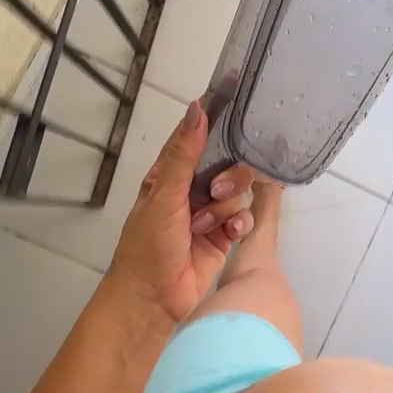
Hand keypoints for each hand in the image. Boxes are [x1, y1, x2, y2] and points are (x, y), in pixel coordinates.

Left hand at [107, 100, 260, 322]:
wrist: (154, 297)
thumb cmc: (148, 245)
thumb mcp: (164, 195)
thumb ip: (185, 154)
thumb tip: (198, 107)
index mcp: (170, 174)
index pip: (194, 136)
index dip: (213, 118)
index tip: (236, 95)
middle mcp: (192, 189)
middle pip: (228, 165)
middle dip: (228, 180)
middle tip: (215, 194)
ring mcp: (210, 213)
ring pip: (239, 193)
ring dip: (227, 209)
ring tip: (208, 227)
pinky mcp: (224, 236)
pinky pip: (244, 218)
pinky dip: (239, 226)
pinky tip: (229, 236)